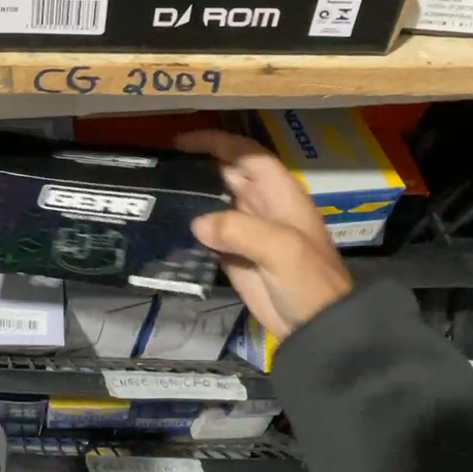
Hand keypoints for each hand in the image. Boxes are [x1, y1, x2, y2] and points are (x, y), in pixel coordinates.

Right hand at [176, 129, 353, 335]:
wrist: (318, 330)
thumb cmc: (309, 281)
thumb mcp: (281, 248)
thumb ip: (238, 229)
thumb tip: (197, 223)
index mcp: (280, 194)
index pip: (247, 154)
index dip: (216, 142)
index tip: (181, 141)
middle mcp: (262, 205)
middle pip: (226, 174)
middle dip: (197, 165)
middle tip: (159, 164)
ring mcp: (246, 231)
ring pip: (212, 201)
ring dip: (188, 194)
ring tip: (154, 189)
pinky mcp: (232, 255)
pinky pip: (206, 232)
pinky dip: (187, 225)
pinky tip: (164, 222)